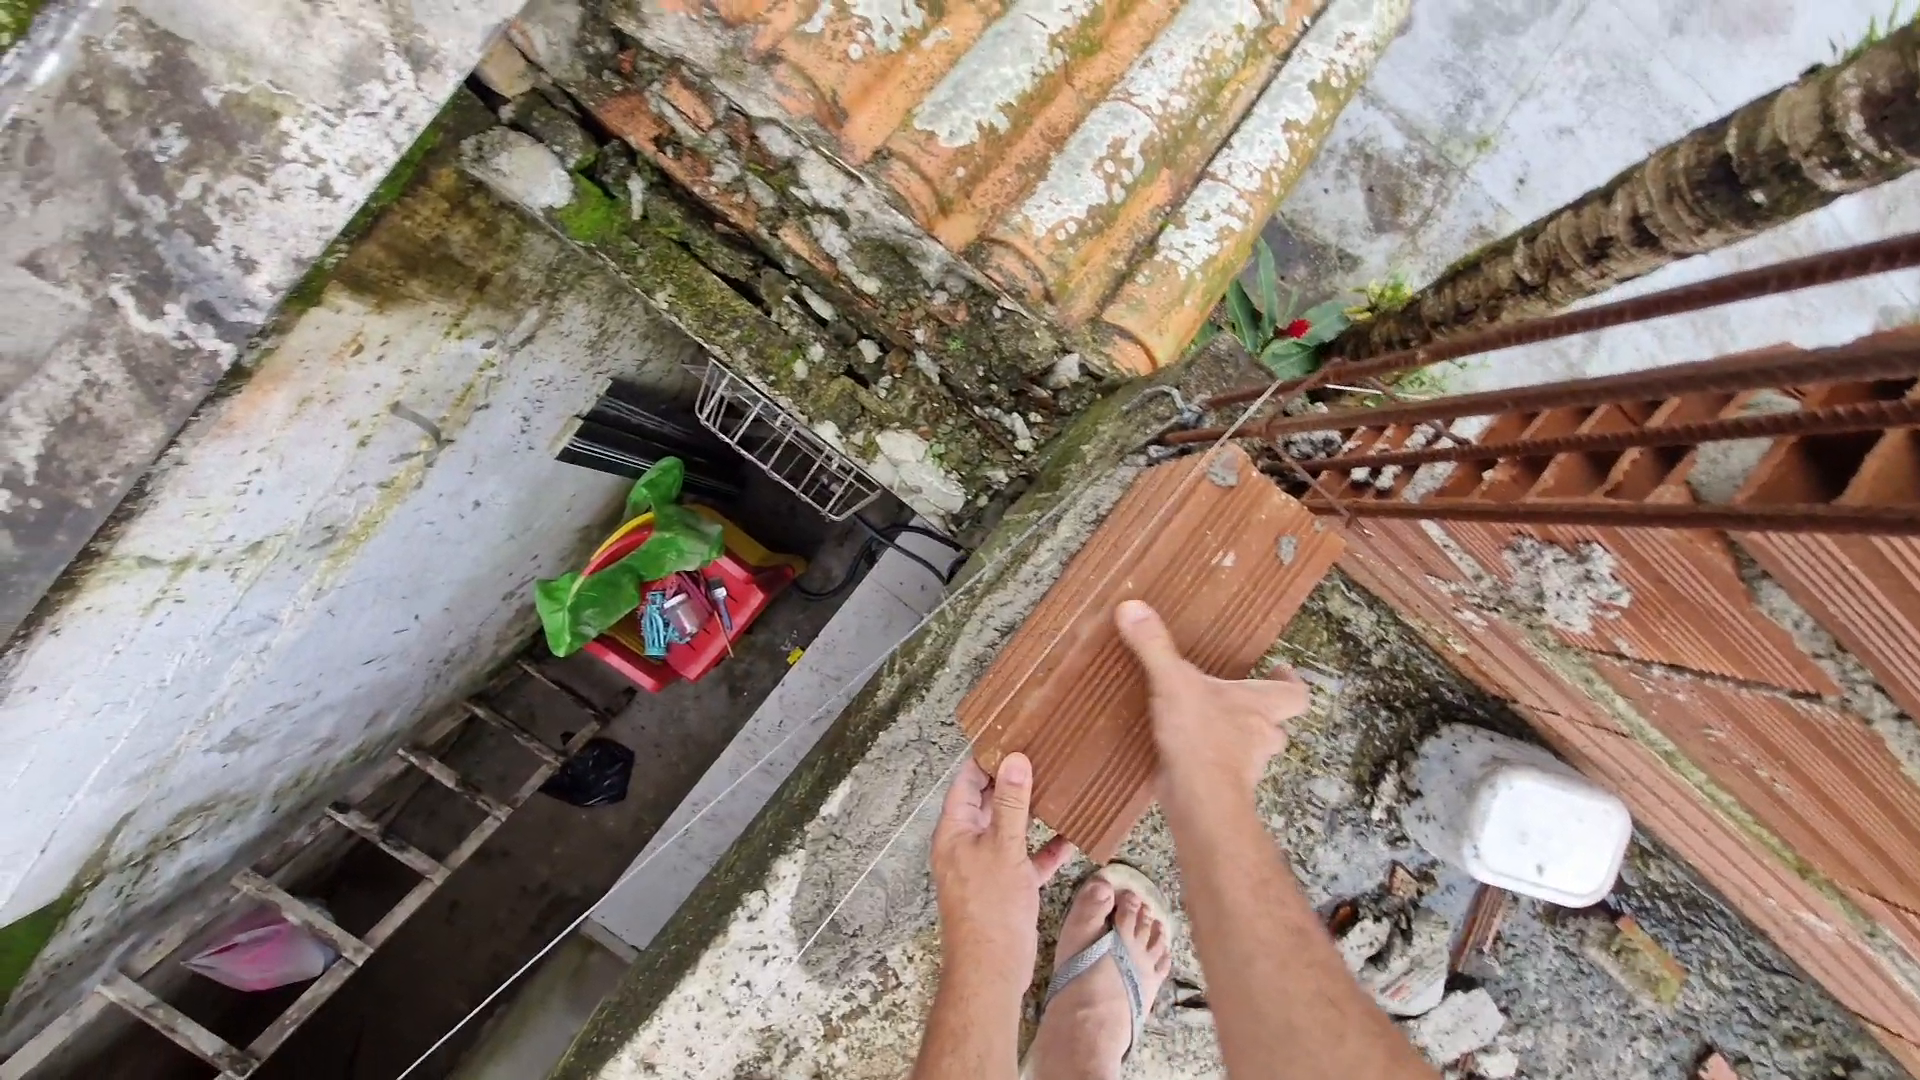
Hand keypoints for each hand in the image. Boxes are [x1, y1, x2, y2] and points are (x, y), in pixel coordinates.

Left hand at [930, 753, 1074, 989]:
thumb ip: (1010, 803)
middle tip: (1039, 757)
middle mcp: (966, 843)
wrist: (991, 973)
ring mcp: (985, 865)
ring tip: (1055, 788)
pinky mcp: (1004, 886)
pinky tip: (1069, 838)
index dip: (986, 759)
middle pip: (987, 801)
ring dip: (1030, 813)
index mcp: (955, 830)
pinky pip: (1024, 858)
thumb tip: (1014, 760)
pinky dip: (1043, 848)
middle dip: (1012, 782)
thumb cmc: (990, 910)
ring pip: (1008, 829)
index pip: (966, 781)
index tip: (1011, 737)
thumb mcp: (1004, 847)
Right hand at [1114, 599, 1308, 804]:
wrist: (1199, 801)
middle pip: (1276, 725)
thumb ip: (1154, 645)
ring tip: (1204, 722)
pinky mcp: (1219, 786)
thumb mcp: (1173, 681)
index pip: (1295, 695)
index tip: (1281, 669)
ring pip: (1251, 751)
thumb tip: (1132, 606)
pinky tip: (1182, 751)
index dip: (1292, 683)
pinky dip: (1206, 760)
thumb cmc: (1200, 736)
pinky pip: (1220, 769)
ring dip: (1234, 739)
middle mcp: (1259, 736)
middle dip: (1259, 714)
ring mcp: (1243, 766)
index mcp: (1260, 706)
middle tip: (1235, 698)